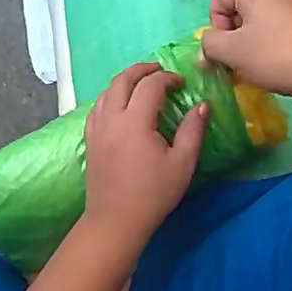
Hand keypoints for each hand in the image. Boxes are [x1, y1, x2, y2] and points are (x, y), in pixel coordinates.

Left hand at [81, 62, 207, 245]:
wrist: (115, 220)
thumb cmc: (153, 194)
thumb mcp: (182, 163)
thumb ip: (193, 130)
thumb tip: (202, 105)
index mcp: (135, 121)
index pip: (150, 85)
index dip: (167, 78)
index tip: (181, 83)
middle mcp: (112, 118)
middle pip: (122, 80)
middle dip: (141, 70)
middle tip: (159, 71)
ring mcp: (96, 128)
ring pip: (105, 92)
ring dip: (124, 82)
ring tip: (140, 84)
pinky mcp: (90, 140)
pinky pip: (96, 108)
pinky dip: (109, 98)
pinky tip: (119, 106)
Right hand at [200, 0, 291, 105]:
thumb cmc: (275, 55)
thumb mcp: (232, 51)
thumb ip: (210, 45)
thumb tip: (206, 48)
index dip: (214, 20)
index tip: (223, 45)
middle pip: (239, 9)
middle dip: (231, 37)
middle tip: (234, 63)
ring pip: (259, 25)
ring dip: (249, 48)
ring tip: (254, 71)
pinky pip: (278, 35)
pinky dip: (270, 51)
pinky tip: (275, 71)